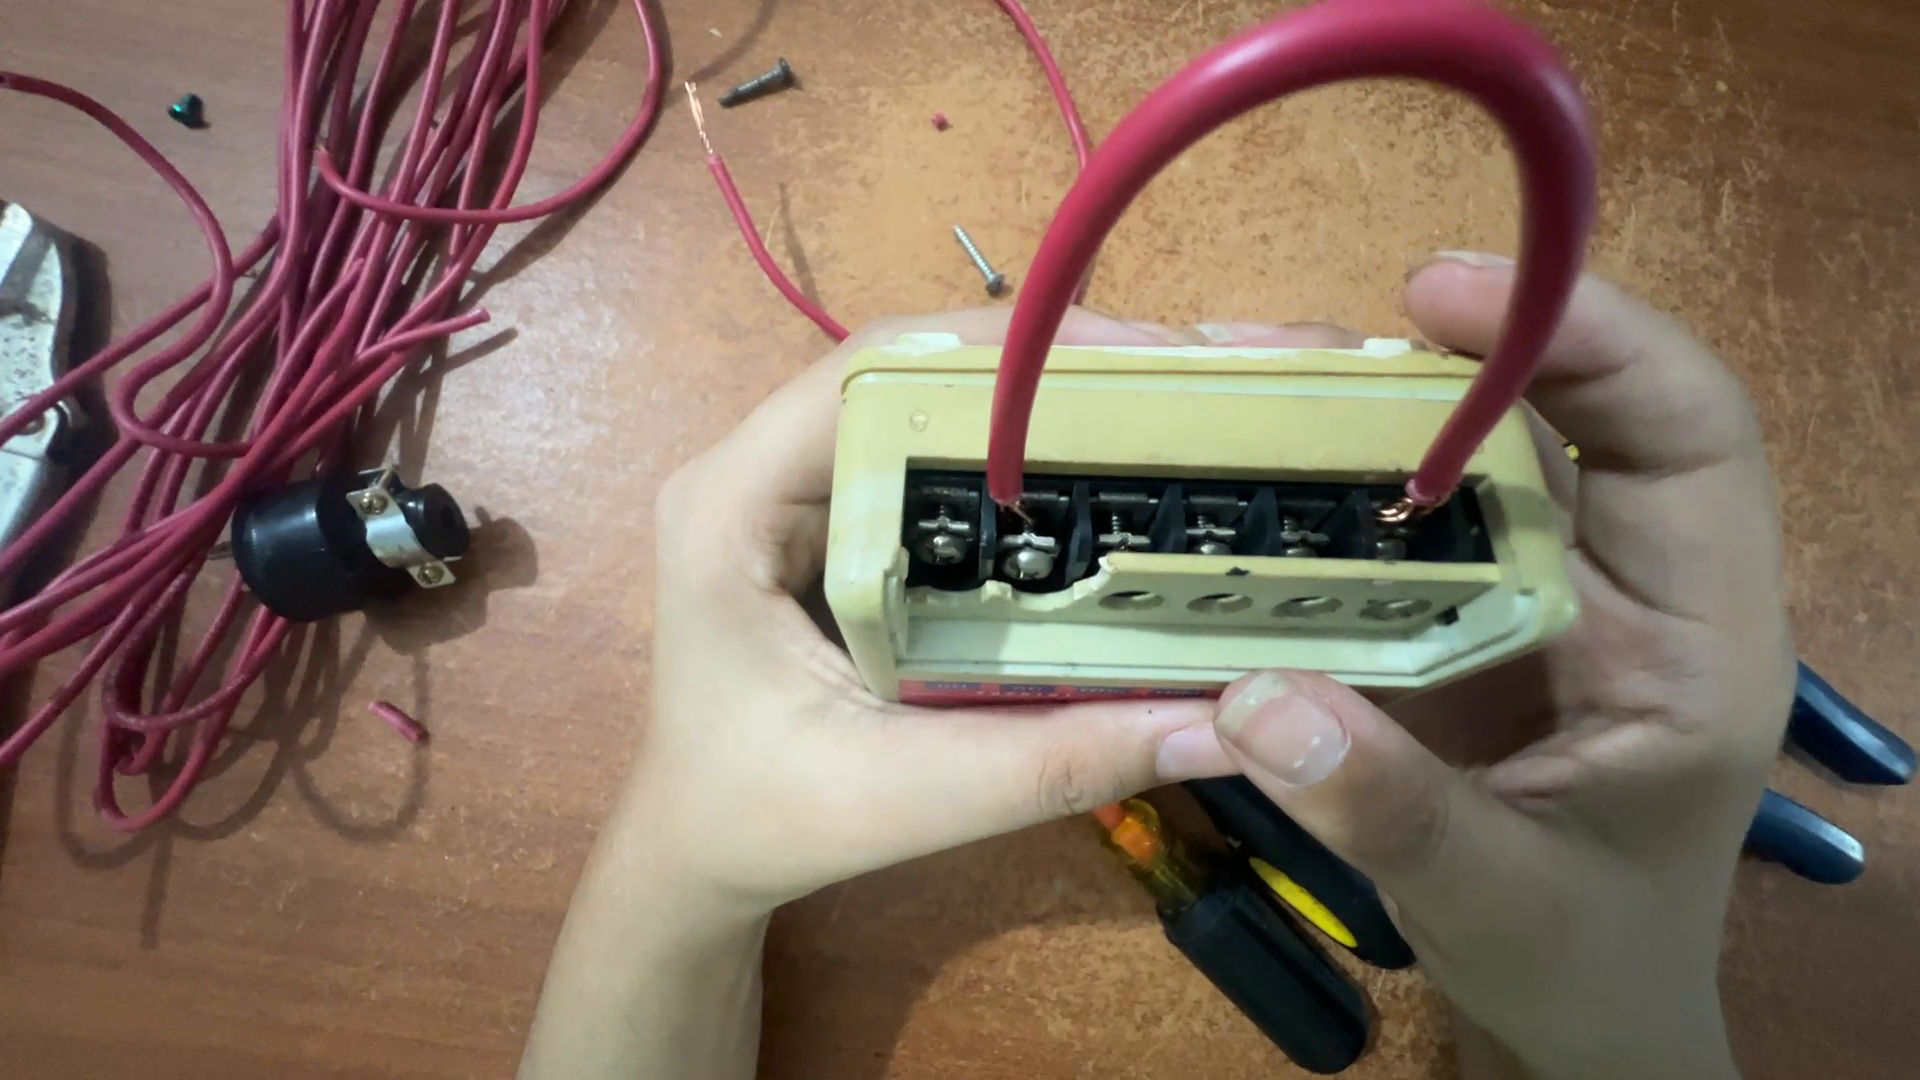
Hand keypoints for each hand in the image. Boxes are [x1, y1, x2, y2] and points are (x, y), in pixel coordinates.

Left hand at [634, 307, 1351, 916]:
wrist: (702, 839)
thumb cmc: (765, 819)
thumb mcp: (904, 798)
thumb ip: (1049, 762)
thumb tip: (1217, 724)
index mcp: (730, 508)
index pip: (867, 378)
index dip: (999, 351)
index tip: (1132, 360)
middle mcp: (749, 470)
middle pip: (900, 373)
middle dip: (1032, 367)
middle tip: (1166, 384)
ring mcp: (780, 485)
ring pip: (912, 402)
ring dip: (1021, 399)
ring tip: (1141, 411)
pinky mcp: (817, 512)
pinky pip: (913, 451)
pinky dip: (997, 449)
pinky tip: (1074, 468)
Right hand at [1212, 254, 1788, 1079]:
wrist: (1560, 1001)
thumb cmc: (1579, 957)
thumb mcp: (1499, 898)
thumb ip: (1391, 811)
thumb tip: (1254, 701)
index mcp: (1679, 634)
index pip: (1679, 432)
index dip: (1583, 337)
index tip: (1437, 292)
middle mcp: (1590, 586)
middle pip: (1528, 424)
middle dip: (1410, 364)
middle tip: (1271, 349)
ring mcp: (1495, 600)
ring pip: (1432, 469)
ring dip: (1336, 421)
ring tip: (1227, 395)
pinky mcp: (1420, 623)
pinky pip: (1363, 537)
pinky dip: (1298, 502)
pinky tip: (1222, 492)